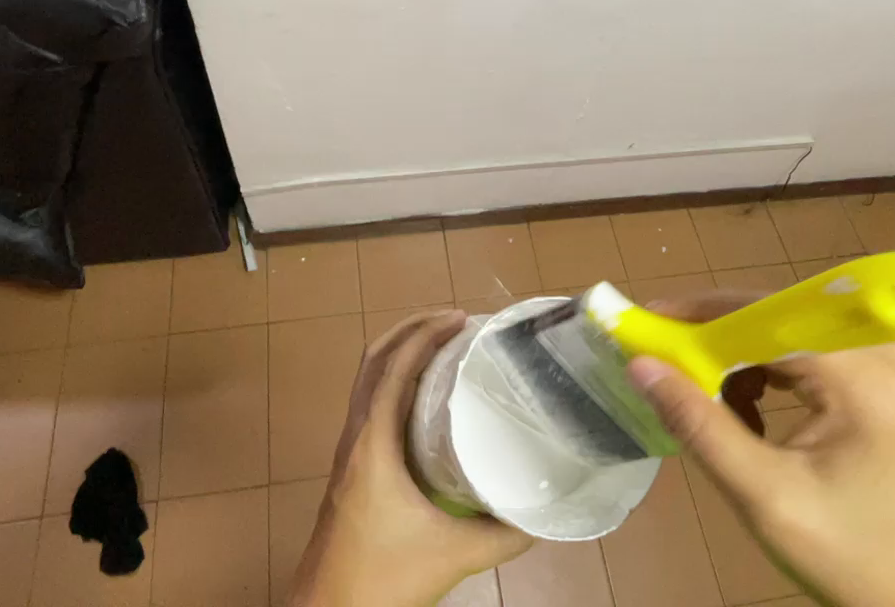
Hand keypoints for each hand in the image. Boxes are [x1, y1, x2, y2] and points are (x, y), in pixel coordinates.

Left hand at [291, 309, 532, 606]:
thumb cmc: (382, 576)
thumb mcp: (452, 555)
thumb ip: (502, 534)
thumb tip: (544, 512)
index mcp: (373, 441)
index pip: (394, 367)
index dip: (426, 333)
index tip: (461, 318)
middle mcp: (356, 432)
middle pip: (374, 358)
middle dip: (411, 328)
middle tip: (454, 321)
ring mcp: (350, 446)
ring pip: (368, 377)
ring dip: (401, 350)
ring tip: (444, 345)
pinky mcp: (352, 462)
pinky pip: (371, 399)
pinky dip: (396, 378)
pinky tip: (427, 396)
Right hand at [629, 293, 894, 606]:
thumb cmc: (847, 558)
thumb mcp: (763, 496)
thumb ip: (699, 424)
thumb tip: (640, 364)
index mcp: (869, 381)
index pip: (770, 318)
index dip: (703, 314)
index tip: (650, 320)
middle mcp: (889, 354)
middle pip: (780, 318)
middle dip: (718, 338)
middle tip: (667, 361)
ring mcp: (894, 362)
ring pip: (789, 330)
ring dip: (741, 357)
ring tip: (714, 404)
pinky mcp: (889, 376)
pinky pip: (809, 348)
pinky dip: (769, 370)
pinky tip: (752, 412)